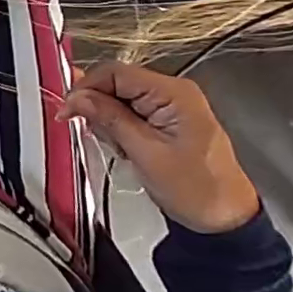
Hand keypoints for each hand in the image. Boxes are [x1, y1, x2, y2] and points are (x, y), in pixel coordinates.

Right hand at [61, 62, 260, 233]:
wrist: (224, 218)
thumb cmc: (194, 188)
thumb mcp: (145, 152)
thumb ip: (109, 118)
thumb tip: (76, 97)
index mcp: (174, 93)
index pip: (115, 72)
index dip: (86, 88)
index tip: (67, 111)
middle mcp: (172, 91)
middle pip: (114, 82)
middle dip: (97, 107)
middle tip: (96, 134)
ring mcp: (169, 104)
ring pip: (116, 97)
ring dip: (107, 120)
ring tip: (119, 147)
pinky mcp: (163, 117)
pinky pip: (126, 110)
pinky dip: (117, 127)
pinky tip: (125, 146)